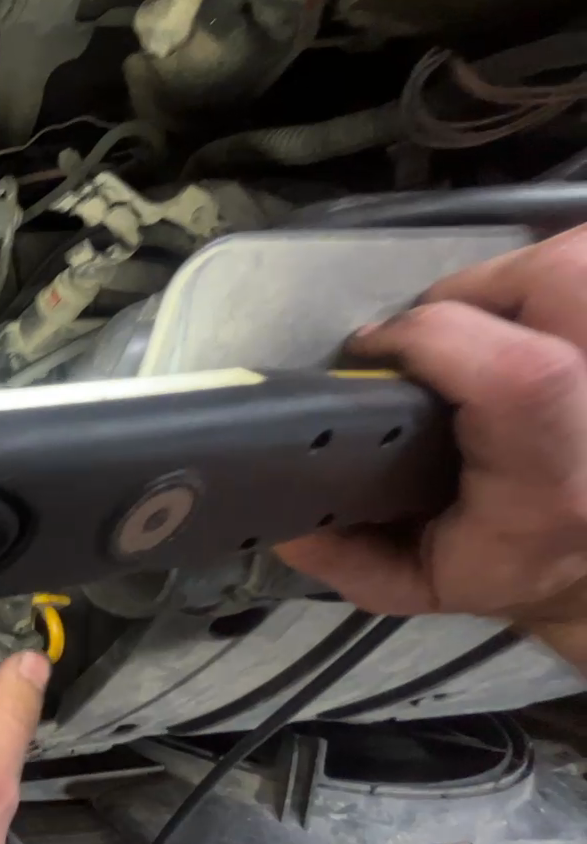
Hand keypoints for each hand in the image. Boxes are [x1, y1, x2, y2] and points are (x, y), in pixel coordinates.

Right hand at [278, 227, 586, 662]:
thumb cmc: (506, 566)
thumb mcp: (410, 582)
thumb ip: (344, 558)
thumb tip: (286, 519)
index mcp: (552, 479)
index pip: (520, 377)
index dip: (425, 336)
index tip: (363, 351)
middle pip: (567, 278)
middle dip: (478, 286)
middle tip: (429, 331)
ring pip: (576, 262)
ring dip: (513, 279)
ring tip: (469, 324)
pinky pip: (575, 276)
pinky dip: (535, 289)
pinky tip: (506, 324)